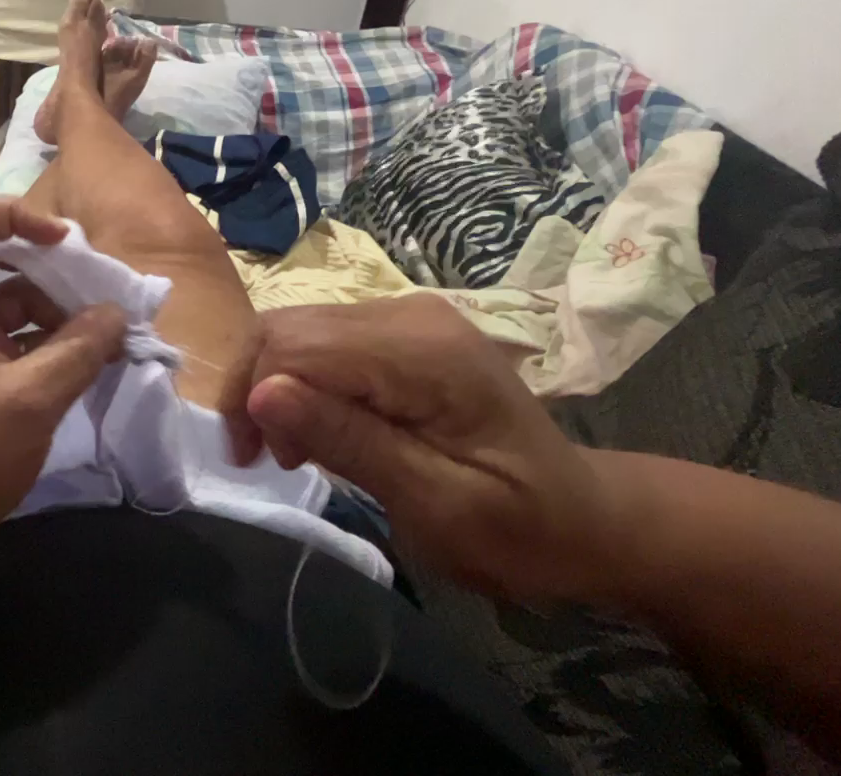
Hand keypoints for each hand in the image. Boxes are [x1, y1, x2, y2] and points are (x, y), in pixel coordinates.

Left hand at [0, 199, 125, 585]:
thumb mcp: (29, 403)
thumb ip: (77, 351)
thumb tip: (117, 313)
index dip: (12, 216)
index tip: (62, 240)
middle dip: (47, 266)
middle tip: (95, 282)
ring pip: (11, 295)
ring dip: (57, 305)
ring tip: (104, 327)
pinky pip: (18, 330)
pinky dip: (53, 335)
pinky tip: (90, 350)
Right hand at [243, 295, 631, 605]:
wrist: (583, 518)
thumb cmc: (517, 527)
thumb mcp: (436, 503)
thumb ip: (349, 442)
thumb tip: (262, 395)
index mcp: (425, 351)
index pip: (297, 345)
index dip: (256, 397)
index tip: (262, 462)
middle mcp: (407, 312)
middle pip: (287, 328)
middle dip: (257, 389)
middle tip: (272, 457)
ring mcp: (403, 314)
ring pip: (294, 330)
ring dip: (273, 387)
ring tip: (293, 447)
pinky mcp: (396, 328)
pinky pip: (317, 339)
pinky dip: (297, 381)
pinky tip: (314, 423)